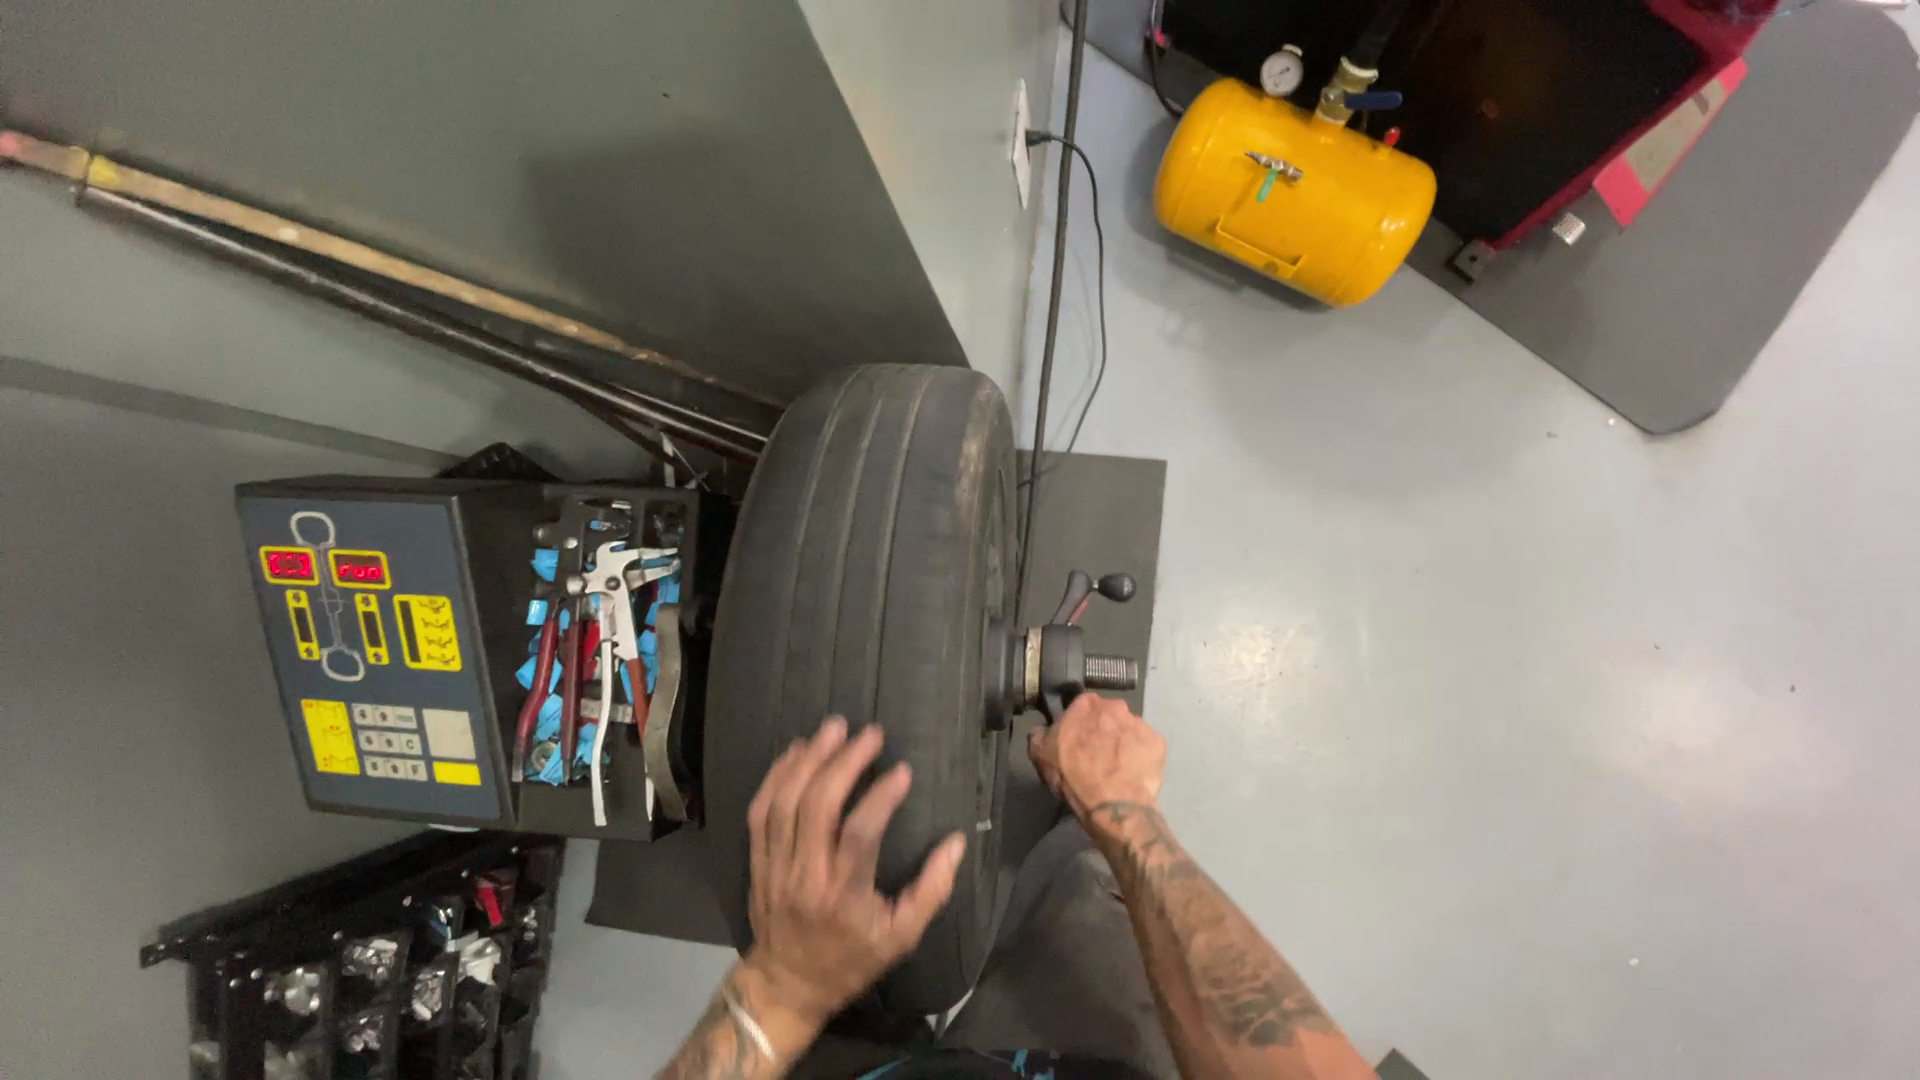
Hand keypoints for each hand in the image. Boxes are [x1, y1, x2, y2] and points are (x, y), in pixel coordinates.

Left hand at [743, 716, 967, 1027]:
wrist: (787, 986)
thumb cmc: (852, 958)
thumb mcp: (902, 937)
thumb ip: (932, 890)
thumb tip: (957, 842)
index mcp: (844, 897)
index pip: (859, 835)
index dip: (880, 797)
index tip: (902, 770)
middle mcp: (806, 877)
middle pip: (817, 808)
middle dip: (843, 763)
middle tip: (868, 734)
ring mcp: (776, 867)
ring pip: (785, 803)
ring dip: (809, 760)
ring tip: (833, 729)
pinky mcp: (758, 861)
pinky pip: (759, 812)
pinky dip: (776, 776)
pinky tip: (797, 751)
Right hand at [1028, 694, 1166, 829]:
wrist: (1112, 805)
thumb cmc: (1073, 777)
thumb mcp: (1041, 756)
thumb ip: (1039, 735)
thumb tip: (1042, 730)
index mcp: (1086, 704)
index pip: (1082, 705)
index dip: (1080, 722)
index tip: (1078, 738)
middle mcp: (1115, 706)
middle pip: (1108, 714)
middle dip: (1104, 729)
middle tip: (1098, 752)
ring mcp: (1139, 723)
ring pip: (1129, 728)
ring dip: (1123, 741)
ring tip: (1118, 765)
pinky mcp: (1158, 742)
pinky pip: (1147, 745)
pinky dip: (1141, 754)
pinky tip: (1133, 772)